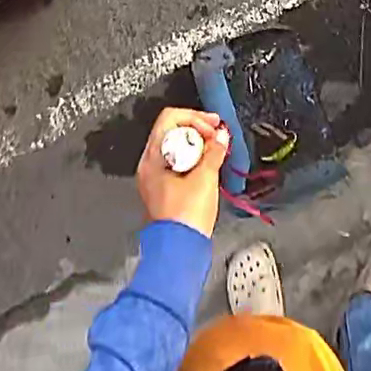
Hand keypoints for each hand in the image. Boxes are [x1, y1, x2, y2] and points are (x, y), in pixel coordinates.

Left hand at [135, 108, 230, 237]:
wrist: (180, 251)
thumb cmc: (187, 218)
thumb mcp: (205, 179)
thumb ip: (214, 152)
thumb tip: (221, 136)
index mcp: (153, 156)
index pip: (169, 119)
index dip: (194, 118)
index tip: (214, 126)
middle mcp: (149, 163)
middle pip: (171, 130)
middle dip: (196, 129)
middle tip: (218, 135)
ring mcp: (154, 177)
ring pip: (174, 146)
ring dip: (196, 144)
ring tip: (216, 149)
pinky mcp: (163, 189)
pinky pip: (176, 162)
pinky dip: (192, 158)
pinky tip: (207, 164)